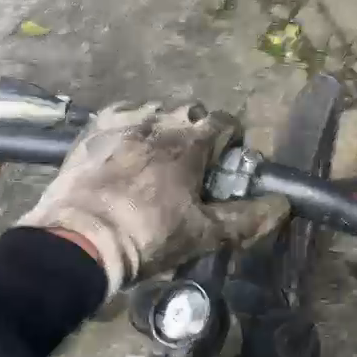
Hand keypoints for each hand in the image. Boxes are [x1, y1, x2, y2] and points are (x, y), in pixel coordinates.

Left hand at [16, 103, 288, 288]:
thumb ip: (246, 219)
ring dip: (160, 132)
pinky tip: (121, 156)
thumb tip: (282, 206)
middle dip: (195, 137)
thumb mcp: (202, 235)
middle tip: (186, 173)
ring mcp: (126, 119)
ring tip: (150, 167)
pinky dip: (128, 130)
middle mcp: (164, 117)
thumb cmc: (146, 236)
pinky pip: (121, 117)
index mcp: (194, 138)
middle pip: (192, 116)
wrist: (74, 243)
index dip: (229, 146)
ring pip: (156, 114)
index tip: (221, 172)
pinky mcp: (94, 128)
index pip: (228, 123)